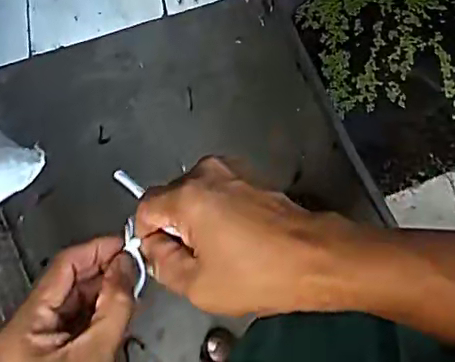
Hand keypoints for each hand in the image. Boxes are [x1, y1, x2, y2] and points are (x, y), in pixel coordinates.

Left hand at [0, 237, 136, 361]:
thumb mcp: (93, 353)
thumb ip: (113, 305)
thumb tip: (126, 265)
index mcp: (20, 327)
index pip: (63, 265)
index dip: (97, 250)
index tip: (125, 245)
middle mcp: (17, 334)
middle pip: (67, 286)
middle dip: (103, 276)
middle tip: (132, 272)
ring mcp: (26, 350)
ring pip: (69, 308)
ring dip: (101, 299)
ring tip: (128, 297)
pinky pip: (68, 330)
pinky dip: (93, 322)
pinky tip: (113, 319)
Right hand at [132, 156, 368, 317]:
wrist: (310, 255)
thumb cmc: (259, 272)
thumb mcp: (198, 286)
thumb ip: (162, 264)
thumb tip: (153, 248)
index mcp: (188, 194)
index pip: (145, 206)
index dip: (148, 235)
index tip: (163, 256)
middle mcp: (206, 171)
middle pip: (170, 197)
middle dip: (174, 227)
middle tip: (196, 260)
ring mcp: (228, 169)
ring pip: (194, 194)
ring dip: (197, 220)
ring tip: (222, 250)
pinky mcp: (246, 174)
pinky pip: (216, 191)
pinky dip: (218, 211)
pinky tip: (237, 238)